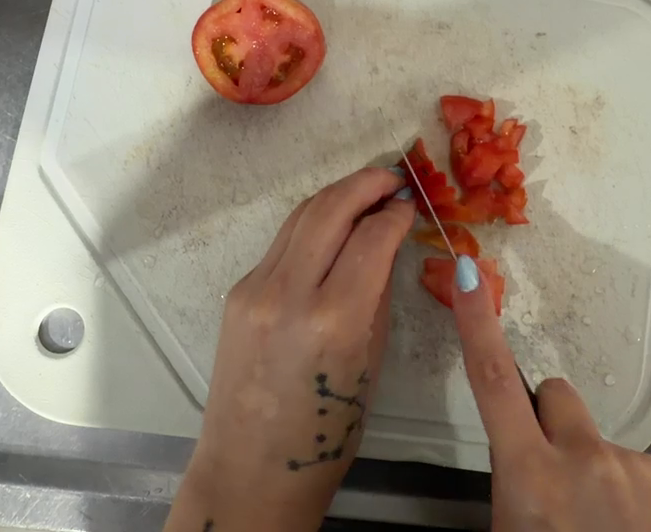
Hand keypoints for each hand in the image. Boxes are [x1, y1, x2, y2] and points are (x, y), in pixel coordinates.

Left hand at [166, 167, 415, 531]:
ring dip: (338, 194)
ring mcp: (256, 288)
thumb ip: (378, 292)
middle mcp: (289, 293)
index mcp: (333, 319)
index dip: (397, 214)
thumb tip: (389, 240)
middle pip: (331, 208)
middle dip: (367, 182)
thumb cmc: (326, 431)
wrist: (250, 472)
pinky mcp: (239, 291)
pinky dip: (314, 223)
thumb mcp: (370, 360)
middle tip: (394, 178)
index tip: (412, 204)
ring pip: (302, 214)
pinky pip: (283, 241)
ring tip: (368, 189)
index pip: (373, 237)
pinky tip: (335, 226)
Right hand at [451, 271, 650, 530]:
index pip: (493, 382)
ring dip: (588, 465)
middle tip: (549, 479)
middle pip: (554, 395)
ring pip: (593, 437)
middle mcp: (582, 459)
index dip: (476, 324)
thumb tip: (521, 464)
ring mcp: (630, 465)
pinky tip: (625, 530)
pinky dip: (623, 486)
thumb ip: (514, 488)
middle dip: (546, 422)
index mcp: (531, 479)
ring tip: (595, 525)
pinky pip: (630, 460)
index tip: (468, 274)